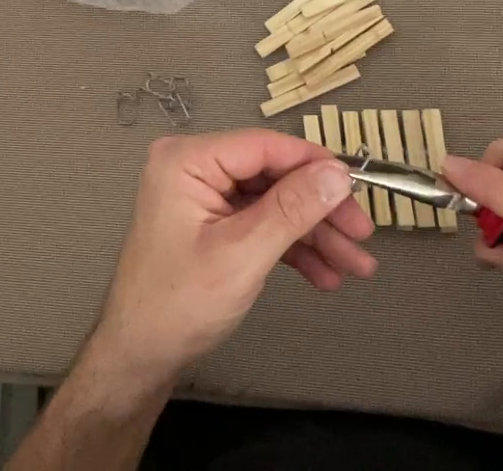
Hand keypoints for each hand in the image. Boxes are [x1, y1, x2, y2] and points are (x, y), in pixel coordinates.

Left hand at [90, 130, 376, 387]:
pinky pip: (258, 223)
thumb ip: (292, 208)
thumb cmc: (181, 302)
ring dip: (313, 234)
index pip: (264, 146)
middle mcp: (194, 167)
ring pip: (272, 203)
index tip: (359, 187)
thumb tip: (339, 173)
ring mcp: (202, 196)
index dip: (314, 164)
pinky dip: (290, 247)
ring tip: (356, 267)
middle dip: (319, 209)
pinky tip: (325, 275)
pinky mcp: (210, 223)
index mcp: (188, 159)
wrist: (139, 355)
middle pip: (272, 175)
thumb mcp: (243, 253)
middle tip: (363, 236)